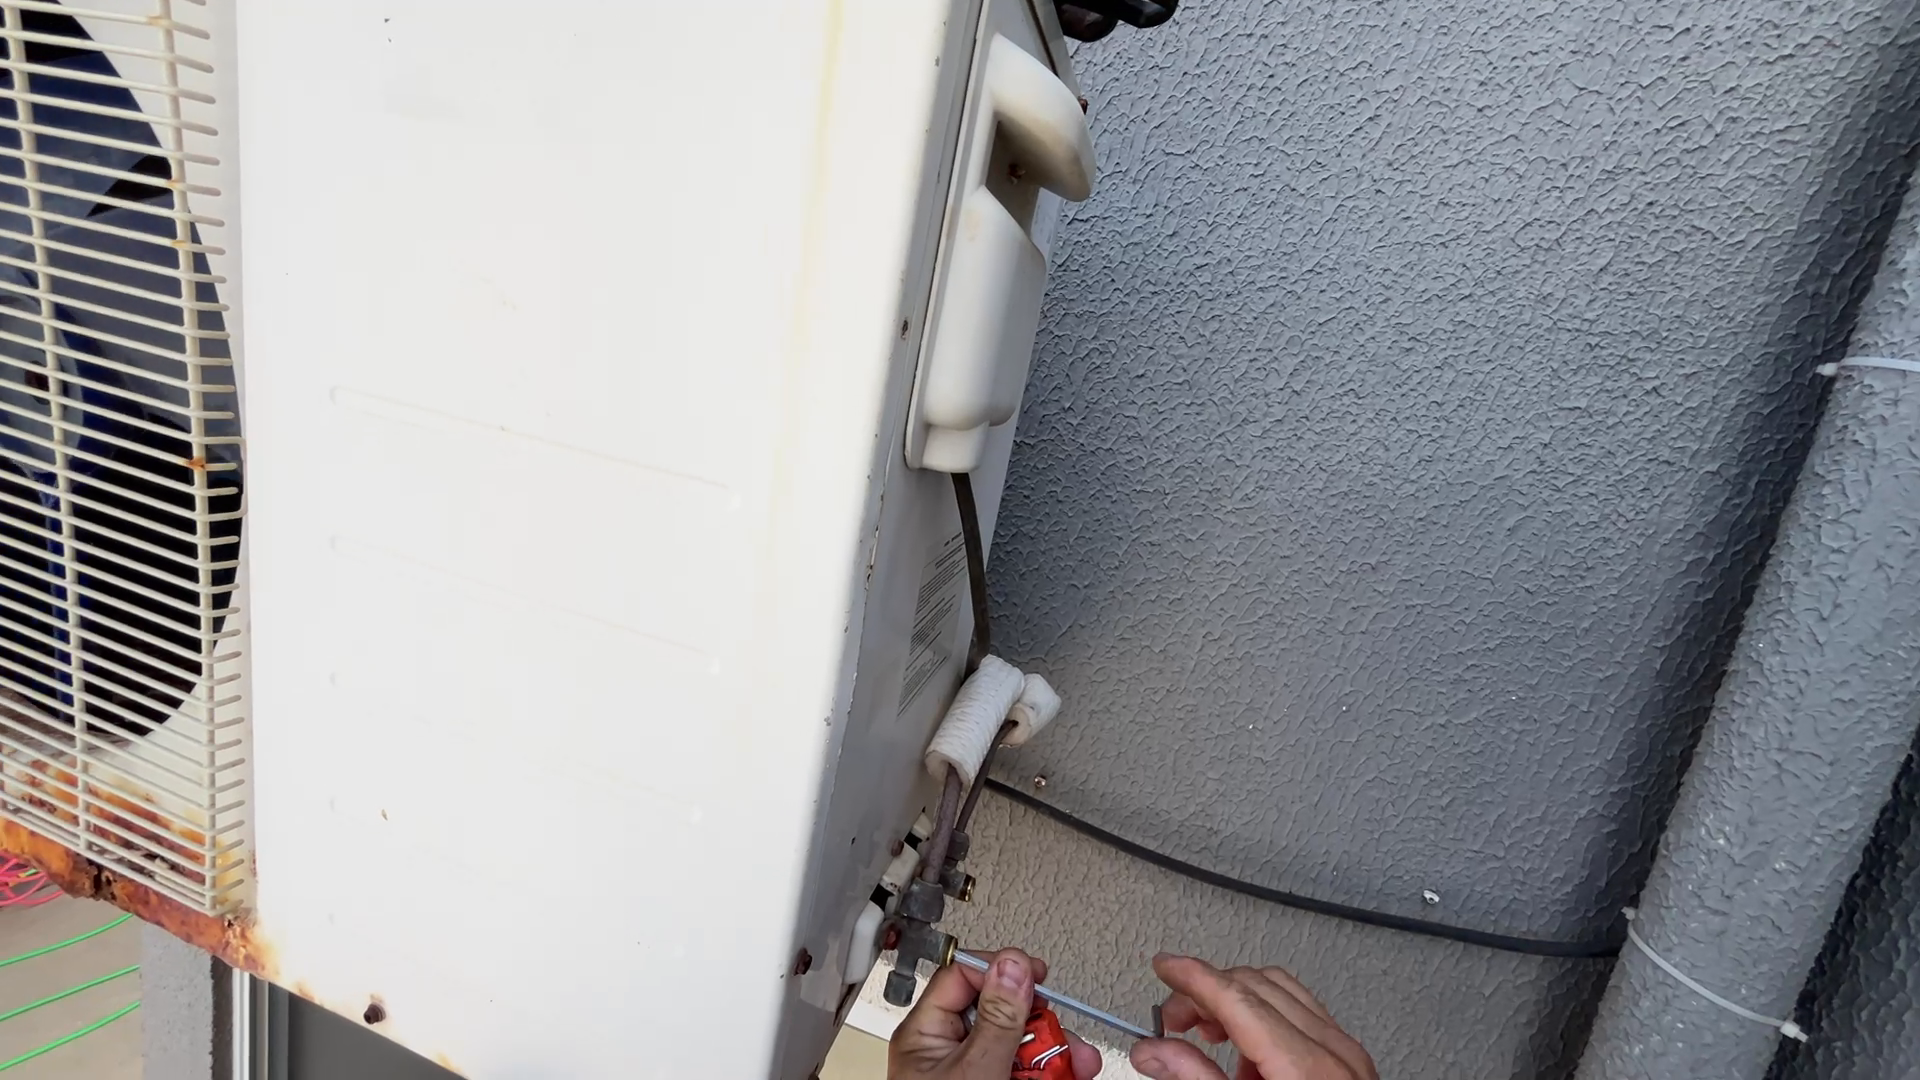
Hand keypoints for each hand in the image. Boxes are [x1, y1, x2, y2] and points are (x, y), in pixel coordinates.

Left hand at [889, 948, 1102, 1079]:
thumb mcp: (974, 1073)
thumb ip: (996, 1019)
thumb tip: (1012, 964)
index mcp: (927, 1036)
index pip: (964, 978)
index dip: (1001, 969)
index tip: (1037, 974)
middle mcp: (949, 1054)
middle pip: (1002, 1014)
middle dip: (1042, 1023)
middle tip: (1067, 1036)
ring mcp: (976, 1079)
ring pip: (1023, 1048)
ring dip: (1056, 1054)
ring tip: (1080, 1065)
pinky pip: (1028, 1077)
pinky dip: (1053, 1076)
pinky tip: (1071, 1077)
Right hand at [1128, 955, 1375, 1079]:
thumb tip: (1155, 1051)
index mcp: (1306, 1070)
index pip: (1235, 995)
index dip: (1192, 976)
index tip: (1164, 967)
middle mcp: (1335, 1053)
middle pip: (1253, 984)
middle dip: (1206, 992)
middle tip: (1173, 1018)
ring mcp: (1349, 1056)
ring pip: (1278, 989)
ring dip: (1234, 1000)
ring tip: (1208, 1035)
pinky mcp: (1353, 1064)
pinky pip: (1301, 1012)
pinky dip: (1264, 1016)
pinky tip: (1248, 1055)